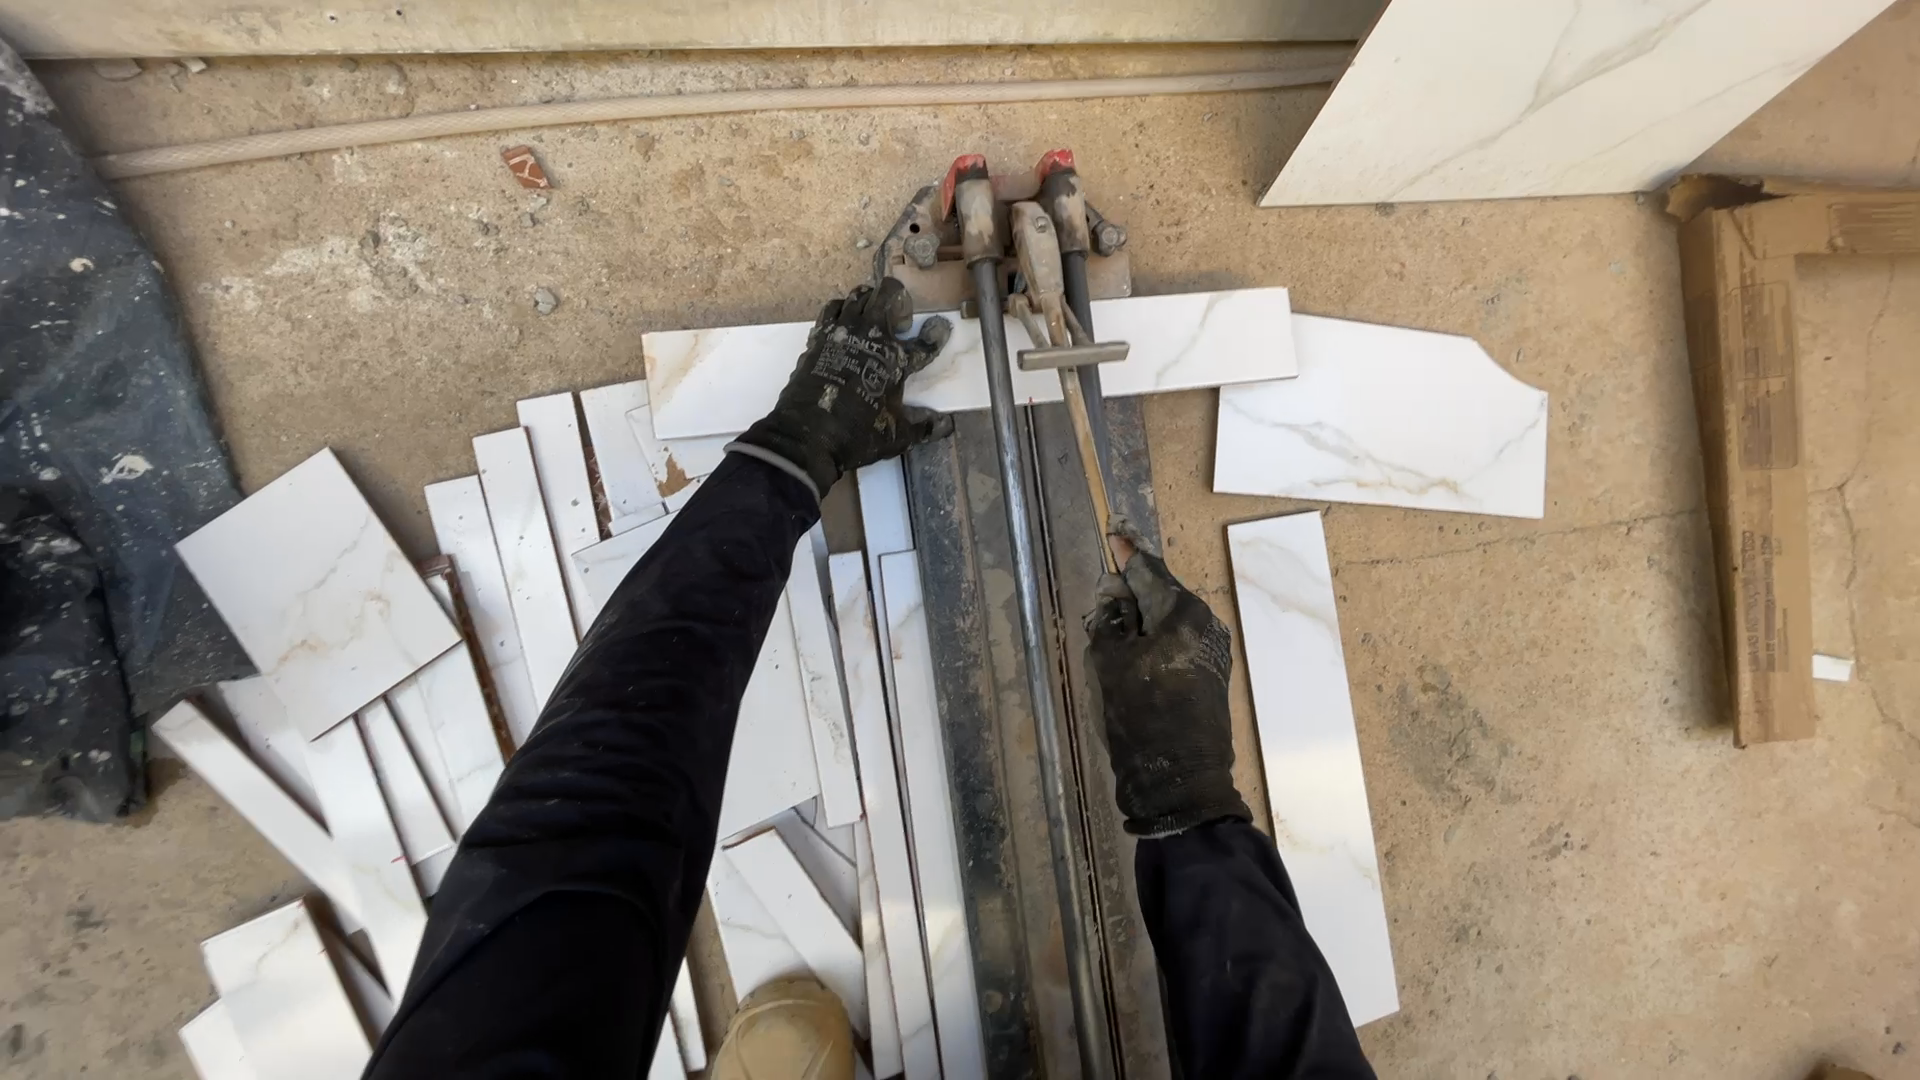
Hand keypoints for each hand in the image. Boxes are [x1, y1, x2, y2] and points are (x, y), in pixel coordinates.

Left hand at [728, 278, 953, 497]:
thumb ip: (922, 427)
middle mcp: (869, 336)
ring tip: (872, 320)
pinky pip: (832, 309)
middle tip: (899, 324)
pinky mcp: (818, 336)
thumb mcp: (896, 436)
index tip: (939, 330)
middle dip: (899, 301)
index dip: (935, 337)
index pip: (924, 344)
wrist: (806, 435)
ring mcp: (841, 331)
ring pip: (858, 295)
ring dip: (870, 301)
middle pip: (888, 295)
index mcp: (894, 360)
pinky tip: (844, 327)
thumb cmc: (855, 435)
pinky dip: (842, 311)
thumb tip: (946, 425)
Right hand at [1084, 525, 1250, 836]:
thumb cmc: (1142, 716)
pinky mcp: (1208, 672)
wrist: (1180, 780)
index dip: (1126, 552)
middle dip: (1129, 589)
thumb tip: (1113, 599)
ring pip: (1166, 617)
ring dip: (1138, 616)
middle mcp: (1204, 623)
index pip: (1149, 570)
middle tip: (1101, 593)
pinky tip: (1128, 645)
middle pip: (1159, 592)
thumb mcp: (1111, 662)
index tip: (1114, 530)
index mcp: (1183, 612)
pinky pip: (1174, 639)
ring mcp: (1210, 649)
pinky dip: (1151, 636)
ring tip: (1109, 622)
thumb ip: (1109, 622)